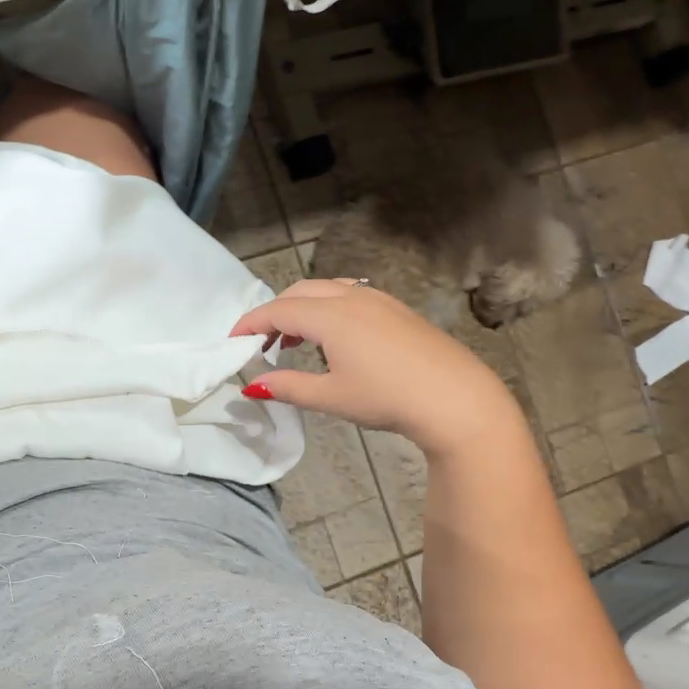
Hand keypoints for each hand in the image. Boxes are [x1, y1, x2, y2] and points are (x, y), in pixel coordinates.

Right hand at [231, 279, 523, 458]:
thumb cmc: (387, 398)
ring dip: (301, 308)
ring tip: (293, 341)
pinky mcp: (397, 310)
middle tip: (260, 343)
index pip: (277, 310)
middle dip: (274, 313)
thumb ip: (288, 387)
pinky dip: (327, 309)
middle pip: (299, 292)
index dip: (250, 324)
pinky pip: (349, 295)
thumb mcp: (330, 398)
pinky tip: (332, 339)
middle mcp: (352, 297)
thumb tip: (252, 386)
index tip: (232, 342)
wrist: (456, 399)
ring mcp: (378, 300)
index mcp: (331, 316)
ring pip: (326, 290)